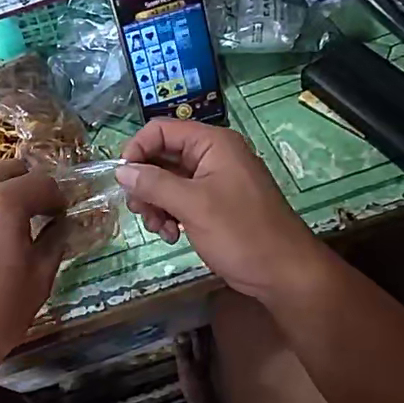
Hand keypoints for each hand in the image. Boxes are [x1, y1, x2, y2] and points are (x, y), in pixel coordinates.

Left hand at [0, 159, 67, 402]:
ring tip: (2, 223)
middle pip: (8, 169)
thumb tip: (61, 225)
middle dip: (28, 187)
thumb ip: (54, 243)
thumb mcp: (37, 282)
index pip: (43, 182)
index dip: (59, 198)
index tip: (62, 215)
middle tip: (36, 215)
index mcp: (3, 202)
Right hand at [117, 120, 333, 301]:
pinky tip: (172, 235)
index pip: (161, 131)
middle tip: (140, 211)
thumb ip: (154, 184)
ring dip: (156, 204)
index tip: (123, 180)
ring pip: (168, 181)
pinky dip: (170, 214)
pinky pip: (181, 200)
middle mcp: (213, 156)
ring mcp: (214, 181)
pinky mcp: (214, 204)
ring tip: (160, 229)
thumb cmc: (241, 232)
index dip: (137, 150)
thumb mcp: (193, 205)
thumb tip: (121, 170)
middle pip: (162, 156)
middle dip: (146, 184)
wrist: (282, 271)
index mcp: (212, 143)